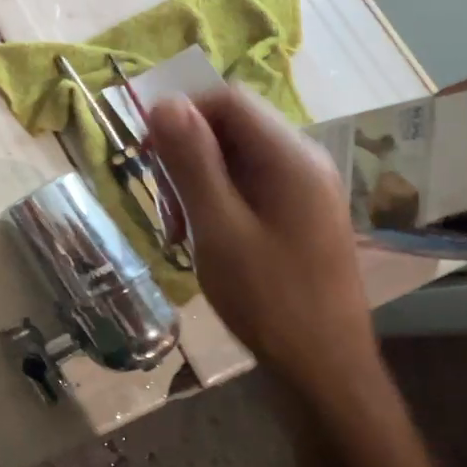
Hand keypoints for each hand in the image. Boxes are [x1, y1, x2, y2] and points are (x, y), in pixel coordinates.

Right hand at [147, 88, 376, 395]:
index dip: (179, 115)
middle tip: (164, 207)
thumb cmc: (267, 298)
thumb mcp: (216, 227)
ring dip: (196, 181)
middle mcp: (303, 163)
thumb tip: (164, 103)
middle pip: (230, 126)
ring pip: (235, 158)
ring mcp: (305, 190)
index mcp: (289, 159)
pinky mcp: (299, 215)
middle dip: (185, 154)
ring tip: (180, 229)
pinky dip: (216, 200)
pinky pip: (248, 185)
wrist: (323, 366)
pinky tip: (204, 237)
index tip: (144, 155)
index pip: (227, 100)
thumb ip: (191, 162)